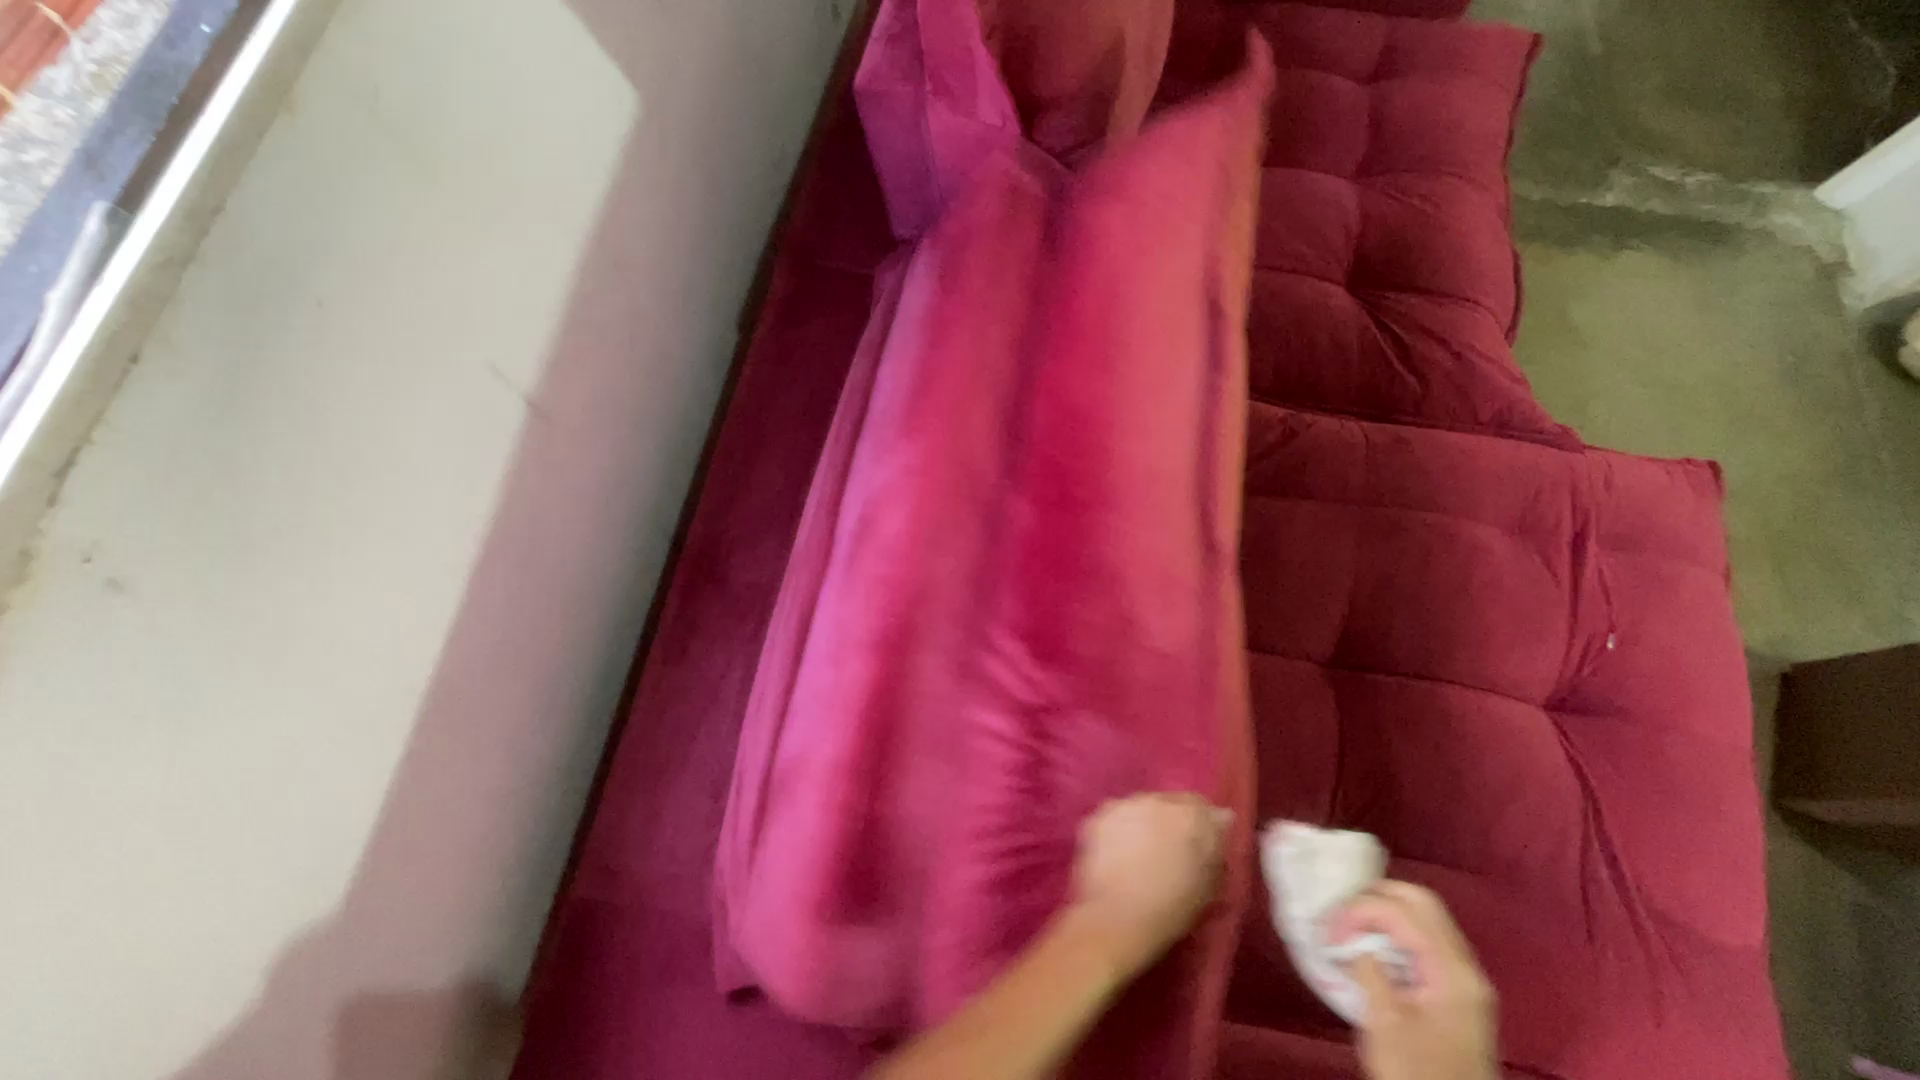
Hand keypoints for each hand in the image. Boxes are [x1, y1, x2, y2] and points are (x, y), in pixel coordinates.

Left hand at [1065, 792, 1230, 977]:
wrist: (1118, 918)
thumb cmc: (1172, 908)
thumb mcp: (1210, 884)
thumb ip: (1217, 848)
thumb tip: (1220, 822)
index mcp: (1193, 814)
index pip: (1203, 806)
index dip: (1201, 826)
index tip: (1198, 846)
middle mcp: (1158, 800)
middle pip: (1170, 803)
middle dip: (1171, 822)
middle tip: (1169, 851)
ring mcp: (1124, 804)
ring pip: (1140, 807)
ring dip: (1144, 823)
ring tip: (1140, 854)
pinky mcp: (1096, 816)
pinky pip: (1115, 818)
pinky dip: (1118, 831)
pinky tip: (1117, 854)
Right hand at [1331, 881, 1497, 1079]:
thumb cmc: (1414, 1074)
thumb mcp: (1383, 1022)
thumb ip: (1369, 969)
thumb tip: (1353, 941)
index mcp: (1451, 972)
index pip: (1402, 912)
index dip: (1359, 910)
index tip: (1330, 933)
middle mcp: (1465, 966)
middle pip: (1421, 902)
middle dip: (1375, 897)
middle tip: (1341, 917)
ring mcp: (1465, 979)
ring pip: (1426, 918)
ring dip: (1385, 913)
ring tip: (1351, 930)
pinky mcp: (1457, 991)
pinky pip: (1427, 941)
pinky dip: (1397, 933)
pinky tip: (1372, 950)